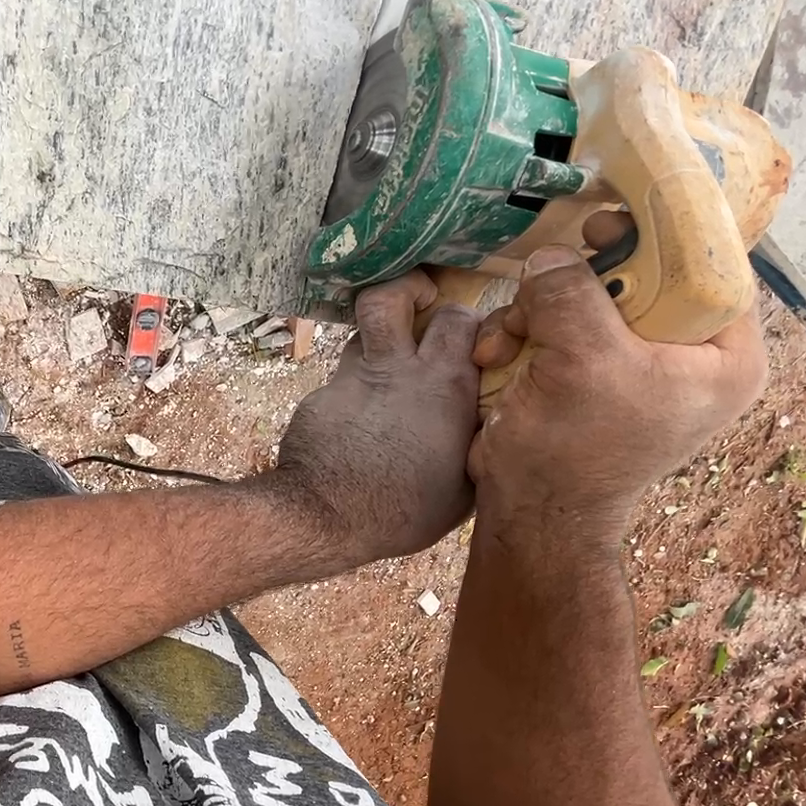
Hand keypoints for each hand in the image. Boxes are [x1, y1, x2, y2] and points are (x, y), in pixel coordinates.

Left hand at [272, 272, 482, 564]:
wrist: (328, 517)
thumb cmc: (406, 508)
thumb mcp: (467, 480)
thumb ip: (479, 437)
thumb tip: (488, 426)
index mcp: (444, 383)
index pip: (459, 317)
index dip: (460, 315)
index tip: (461, 328)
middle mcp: (394, 369)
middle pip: (388, 297)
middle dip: (403, 289)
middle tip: (414, 305)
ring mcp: (348, 380)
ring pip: (360, 336)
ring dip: (375, 343)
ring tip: (385, 370)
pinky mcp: (316, 399)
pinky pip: (337, 383)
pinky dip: (349, 395)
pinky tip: (351, 426)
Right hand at [470, 244, 767, 535]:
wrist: (525, 509)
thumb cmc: (573, 449)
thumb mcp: (583, 363)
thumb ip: (571, 297)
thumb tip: (548, 257)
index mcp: (718, 356)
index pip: (706, 270)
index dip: (655, 240)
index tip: (603, 223)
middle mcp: (677, 356)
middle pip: (629, 283)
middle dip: (569, 290)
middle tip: (536, 290)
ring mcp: (621, 367)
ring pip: (575, 304)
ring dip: (527, 318)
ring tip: (500, 347)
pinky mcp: (574, 376)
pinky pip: (547, 331)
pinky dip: (514, 338)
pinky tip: (492, 358)